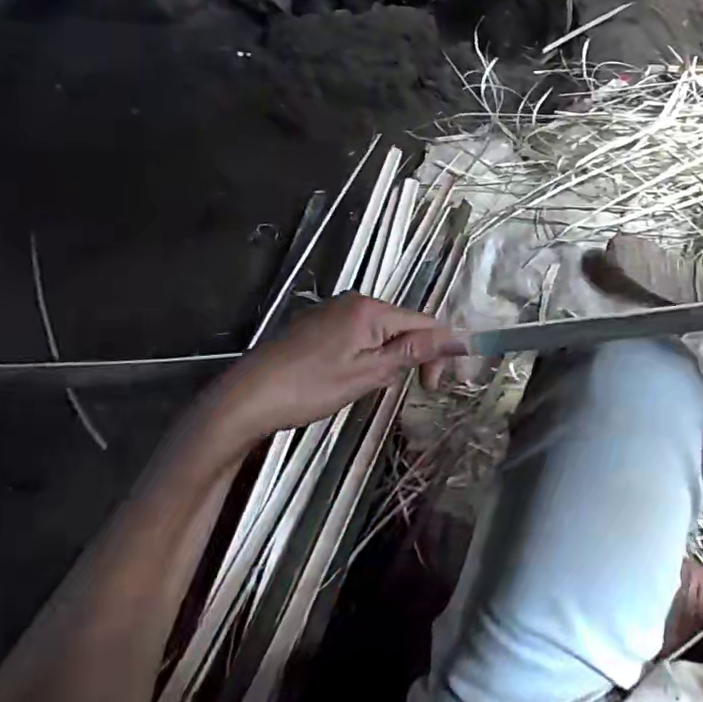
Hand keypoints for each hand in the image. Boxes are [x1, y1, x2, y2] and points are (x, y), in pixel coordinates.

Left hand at [210, 293, 461, 442]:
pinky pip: (362, 333)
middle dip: (415, 355)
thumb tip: (459, 339)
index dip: (438, 352)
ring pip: (384, 331)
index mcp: (372, 309)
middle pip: (406, 325)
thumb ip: (415, 352)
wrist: (242, 400)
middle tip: (411, 389)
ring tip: (375, 385)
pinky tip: (353, 375)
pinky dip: (370, 353)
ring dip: (392, 356)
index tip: (433, 386)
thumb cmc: (308, 388)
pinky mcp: (320, 324)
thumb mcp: (369, 373)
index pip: (426, 323)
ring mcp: (336, 310)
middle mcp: (356, 301)